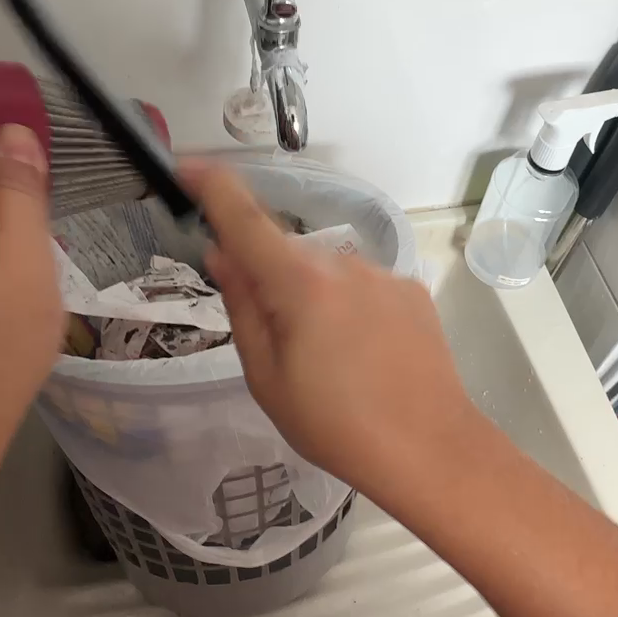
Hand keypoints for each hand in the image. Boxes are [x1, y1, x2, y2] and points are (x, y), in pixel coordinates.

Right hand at [181, 160, 487, 492]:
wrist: (430, 448)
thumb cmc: (336, 425)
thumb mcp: (266, 378)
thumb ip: (242, 307)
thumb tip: (222, 254)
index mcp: (300, 282)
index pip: (244, 216)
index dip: (211, 185)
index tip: (188, 168)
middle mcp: (345, 263)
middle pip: (288, 255)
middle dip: (271, 284)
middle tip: (280, 347)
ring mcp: (385, 273)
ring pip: (327, 273)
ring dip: (314, 299)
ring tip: (333, 363)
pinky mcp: (413, 291)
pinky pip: (363, 288)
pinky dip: (351, 309)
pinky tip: (366, 356)